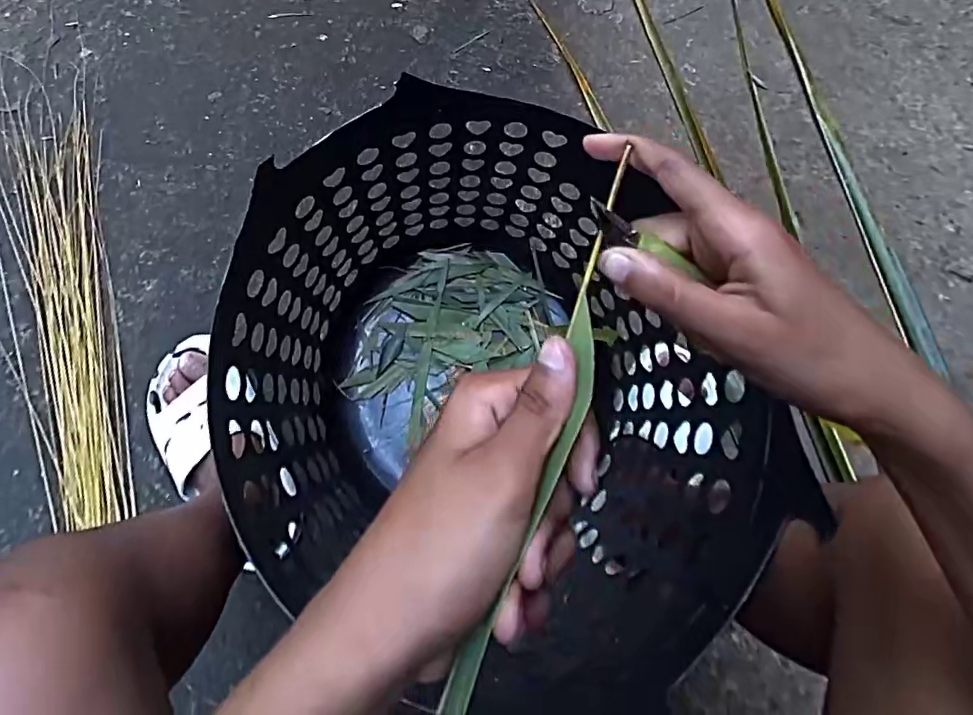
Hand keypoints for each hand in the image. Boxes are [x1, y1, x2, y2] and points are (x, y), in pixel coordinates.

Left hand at [322, 335, 597, 679]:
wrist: (390, 633)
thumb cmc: (446, 543)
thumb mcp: (504, 472)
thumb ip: (541, 409)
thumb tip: (563, 339)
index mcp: (483, 407)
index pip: (560, 396)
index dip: (579, 443)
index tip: (582, 485)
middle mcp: (485, 438)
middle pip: (559, 460)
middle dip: (553, 518)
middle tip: (527, 551)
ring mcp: (486, 487)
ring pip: (551, 510)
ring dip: (541, 558)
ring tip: (511, 586)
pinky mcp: (489, 531)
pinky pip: (535, 545)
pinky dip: (528, 581)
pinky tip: (509, 608)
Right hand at [583, 133, 942, 436]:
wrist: (875, 389)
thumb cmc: (812, 356)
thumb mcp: (730, 330)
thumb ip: (666, 292)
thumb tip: (609, 258)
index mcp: (736, 228)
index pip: (675, 173)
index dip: (630, 152)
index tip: (589, 145)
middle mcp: (734, 232)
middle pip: (663, 230)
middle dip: (652, 270)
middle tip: (677, 319)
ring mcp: (739, 255)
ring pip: (675, 260)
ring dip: (674, 296)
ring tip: (709, 335)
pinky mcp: (742, 277)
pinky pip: (693, 279)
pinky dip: (690, 305)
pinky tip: (715, 334)